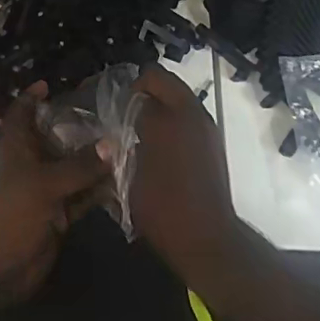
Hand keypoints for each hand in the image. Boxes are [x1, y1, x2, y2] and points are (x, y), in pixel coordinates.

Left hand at [0, 82, 108, 311]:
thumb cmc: (11, 214)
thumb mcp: (44, 185)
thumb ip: (78, 165)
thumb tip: (112, 144)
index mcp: (18, 146)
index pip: (22, 112)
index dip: (32, 97)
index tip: (50, 84)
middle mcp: (33, 162)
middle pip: (56, 137)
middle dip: (79, 128)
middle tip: (112, 114)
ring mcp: (47, 189)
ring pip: (74, 167)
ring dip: (96, 160)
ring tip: (129, 144)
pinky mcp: (60, 214)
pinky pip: (83, 195)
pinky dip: (99, 189)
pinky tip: (125, 180)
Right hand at [128, 66, 241, 282]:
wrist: (207, 240)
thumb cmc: (163, 207)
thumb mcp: (129, 174)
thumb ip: (117, 144)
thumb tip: (108, 131)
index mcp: (166, 117)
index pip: (142, 81)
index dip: (122, 90)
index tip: (108, 105)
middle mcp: (189, 114)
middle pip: (163, 80)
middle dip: (141, 89)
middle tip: (122, 111)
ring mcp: (205, 128)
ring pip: (177, 96)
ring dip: (158, 103)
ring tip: (137, 128)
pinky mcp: (212, 143)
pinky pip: (187, 115)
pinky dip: (172, 119)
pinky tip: (156, 143)